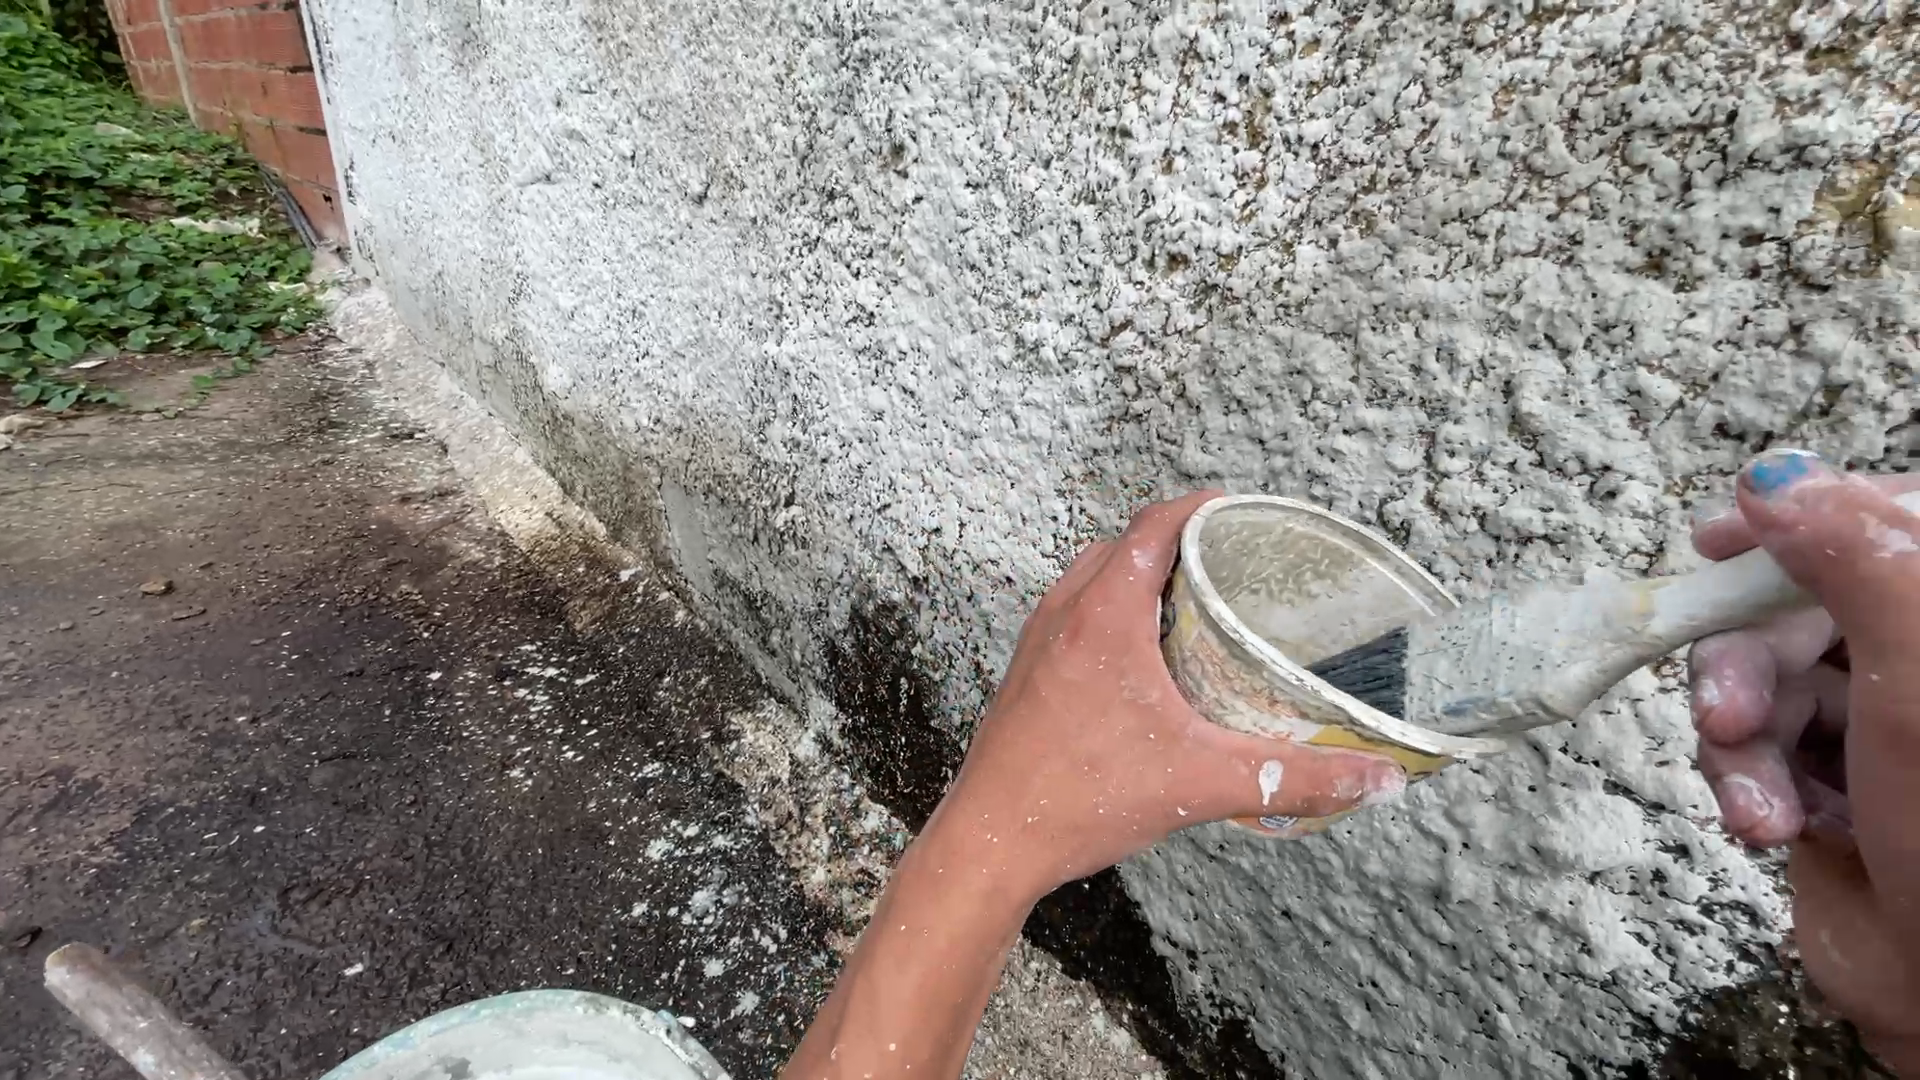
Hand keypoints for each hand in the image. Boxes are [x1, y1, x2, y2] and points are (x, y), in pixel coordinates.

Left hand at [925, 490, 1406, 901]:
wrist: (993, 835)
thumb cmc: (1082, 796)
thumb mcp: (1201, 781)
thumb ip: (1295, 778)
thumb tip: (1377, 780)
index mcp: (1104, 614)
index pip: (1152, 527)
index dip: (1197, 507)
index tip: (1235, 508)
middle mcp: (1064, 612)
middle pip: (1122, 545)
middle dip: (1173, 540)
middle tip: (1224, 562)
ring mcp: (1038, 637)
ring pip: (1091, 576)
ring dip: (1136, 573)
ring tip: (1187, 602)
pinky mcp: (1027, 666)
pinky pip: (1071, 611)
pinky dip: (1107, 606)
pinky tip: (1138, 653)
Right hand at [1687, 469, 1919, 846]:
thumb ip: (1860, 560)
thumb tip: (1773, 475)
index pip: (1894, 525)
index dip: (1803, 522)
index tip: (1718, 542)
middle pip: (1796, 615)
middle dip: (1746, 671)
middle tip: (1730, 719)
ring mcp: (1882, 723)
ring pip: (1760, 684)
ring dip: (1738, 742)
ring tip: (1760, 805)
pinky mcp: (1828, 773)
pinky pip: (1749, 742)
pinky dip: (1743, 780)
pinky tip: (1766, 822)